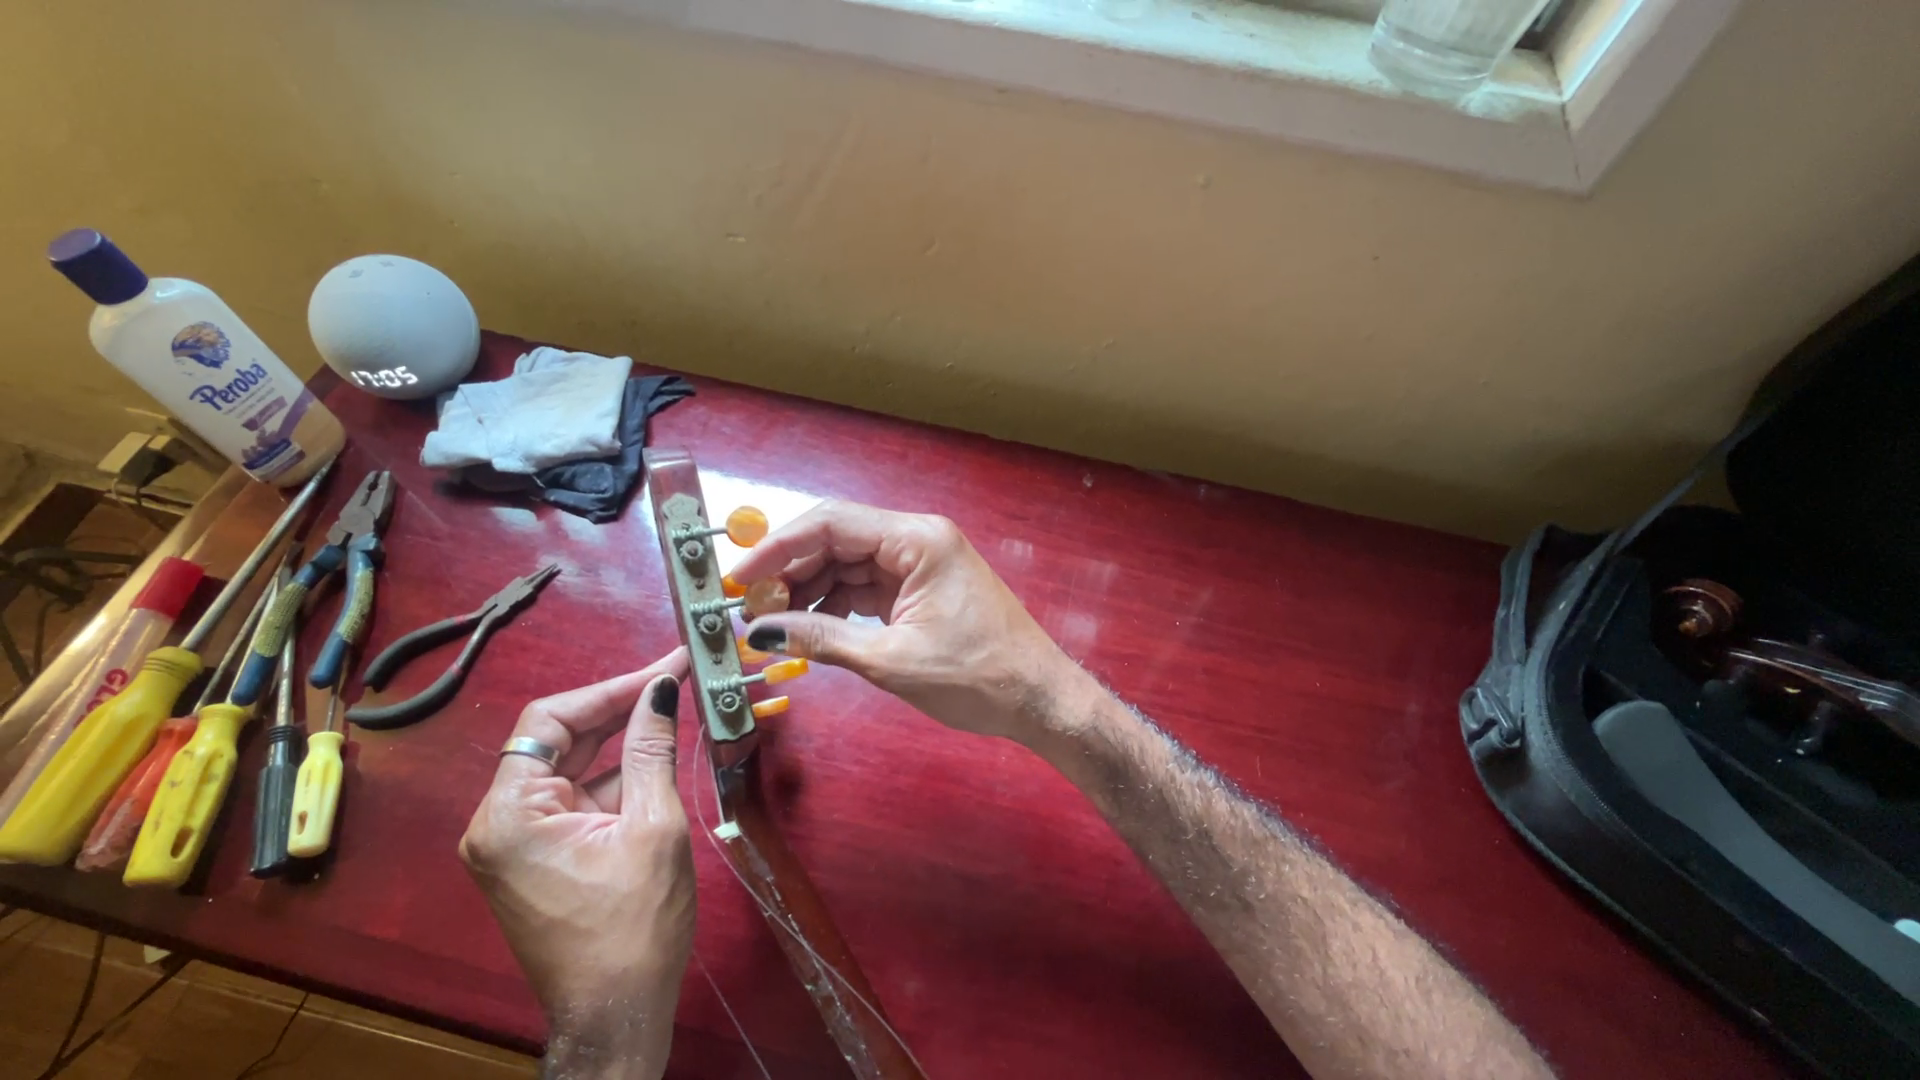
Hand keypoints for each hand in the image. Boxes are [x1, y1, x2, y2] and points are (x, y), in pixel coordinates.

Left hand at [459, 648, 693, 1079]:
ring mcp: (518, 840)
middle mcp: (499, 822)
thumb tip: (662, 688)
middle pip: (560, 740)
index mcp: (510, 815)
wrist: (619, 1013)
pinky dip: (618, 776)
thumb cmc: (636, 926)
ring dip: (623, 740)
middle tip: (676, 678)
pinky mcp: (540, 854)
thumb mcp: (653, 827)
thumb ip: (652, 750)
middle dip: (620, 708)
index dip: (611, 687)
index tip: (664, 667)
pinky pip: (579, 797)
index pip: (551, 720)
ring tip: (675, 707)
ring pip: (573, 767)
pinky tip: (658, 754)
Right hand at [728, 500, 1090, 741]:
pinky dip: (834, 605)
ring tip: (770, 623)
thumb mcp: (891, 659)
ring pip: (847, 563)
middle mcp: (917, 539)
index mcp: (917, 539)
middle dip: (789, 571)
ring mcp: (920, 563)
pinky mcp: (920, 588)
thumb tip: (760, 630)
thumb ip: (822, 638)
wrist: (1039, 700)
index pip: (830, 524)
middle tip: (747, 607)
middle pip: (836, 540)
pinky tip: (807, 627)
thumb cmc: (978, 677)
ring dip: (808, 590)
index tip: (737, 576)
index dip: (777, 547)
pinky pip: (865, 585)